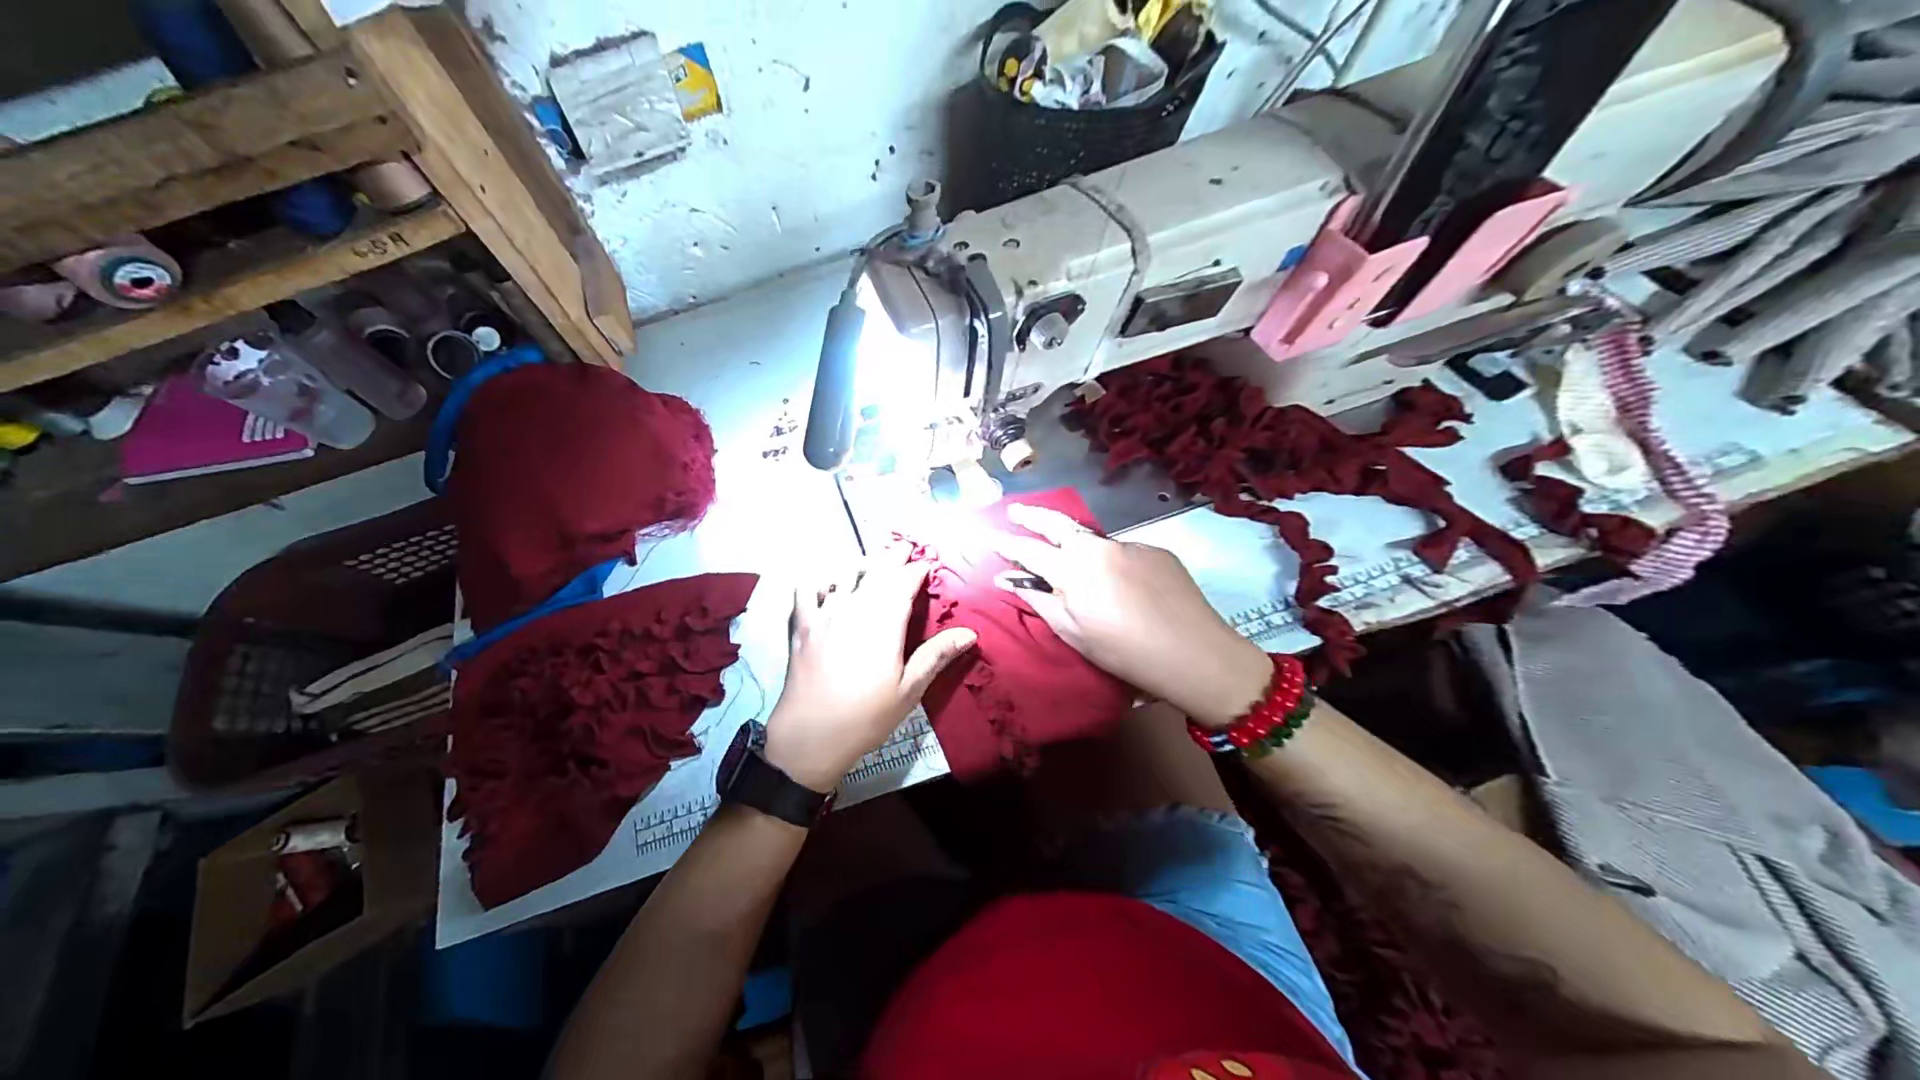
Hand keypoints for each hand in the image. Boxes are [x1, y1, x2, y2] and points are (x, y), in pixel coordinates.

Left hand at [763, 552, 977, 790]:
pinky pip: (807, 591)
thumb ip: (936, 656)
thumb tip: (969, 633)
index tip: (927, 563)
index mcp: (884, 623)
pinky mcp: (802, 626)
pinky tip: (827, 583)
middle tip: (905, 546)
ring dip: (861, 564)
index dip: (916, 570)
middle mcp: (854, 609)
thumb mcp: (909, 690)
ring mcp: (824, 615)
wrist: (810, 736)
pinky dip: (819, 580)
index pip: (903, 583)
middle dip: (892, 558)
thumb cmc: (866, 716)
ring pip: (844, 576)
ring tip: (873, 561)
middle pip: (876, 573)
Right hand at [992, 503, 1272, 728]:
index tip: (990, 536)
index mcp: (1072, 569)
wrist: (1193, 652)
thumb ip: (1039, 600)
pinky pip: (1124, 552)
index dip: (1007, 543)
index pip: (1029, 549)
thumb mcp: (1072, 632)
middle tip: (1015, 511)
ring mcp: (1130, 545)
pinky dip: (1113, 563)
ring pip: (1094, 541)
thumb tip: (1008, 579)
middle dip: (1032, 516)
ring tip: (1073, 562)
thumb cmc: (1123, 651)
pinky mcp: (1156, 551)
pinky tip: (1122, 585)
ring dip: (1077, 545)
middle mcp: (1099, 547)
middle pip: (1058, 524)